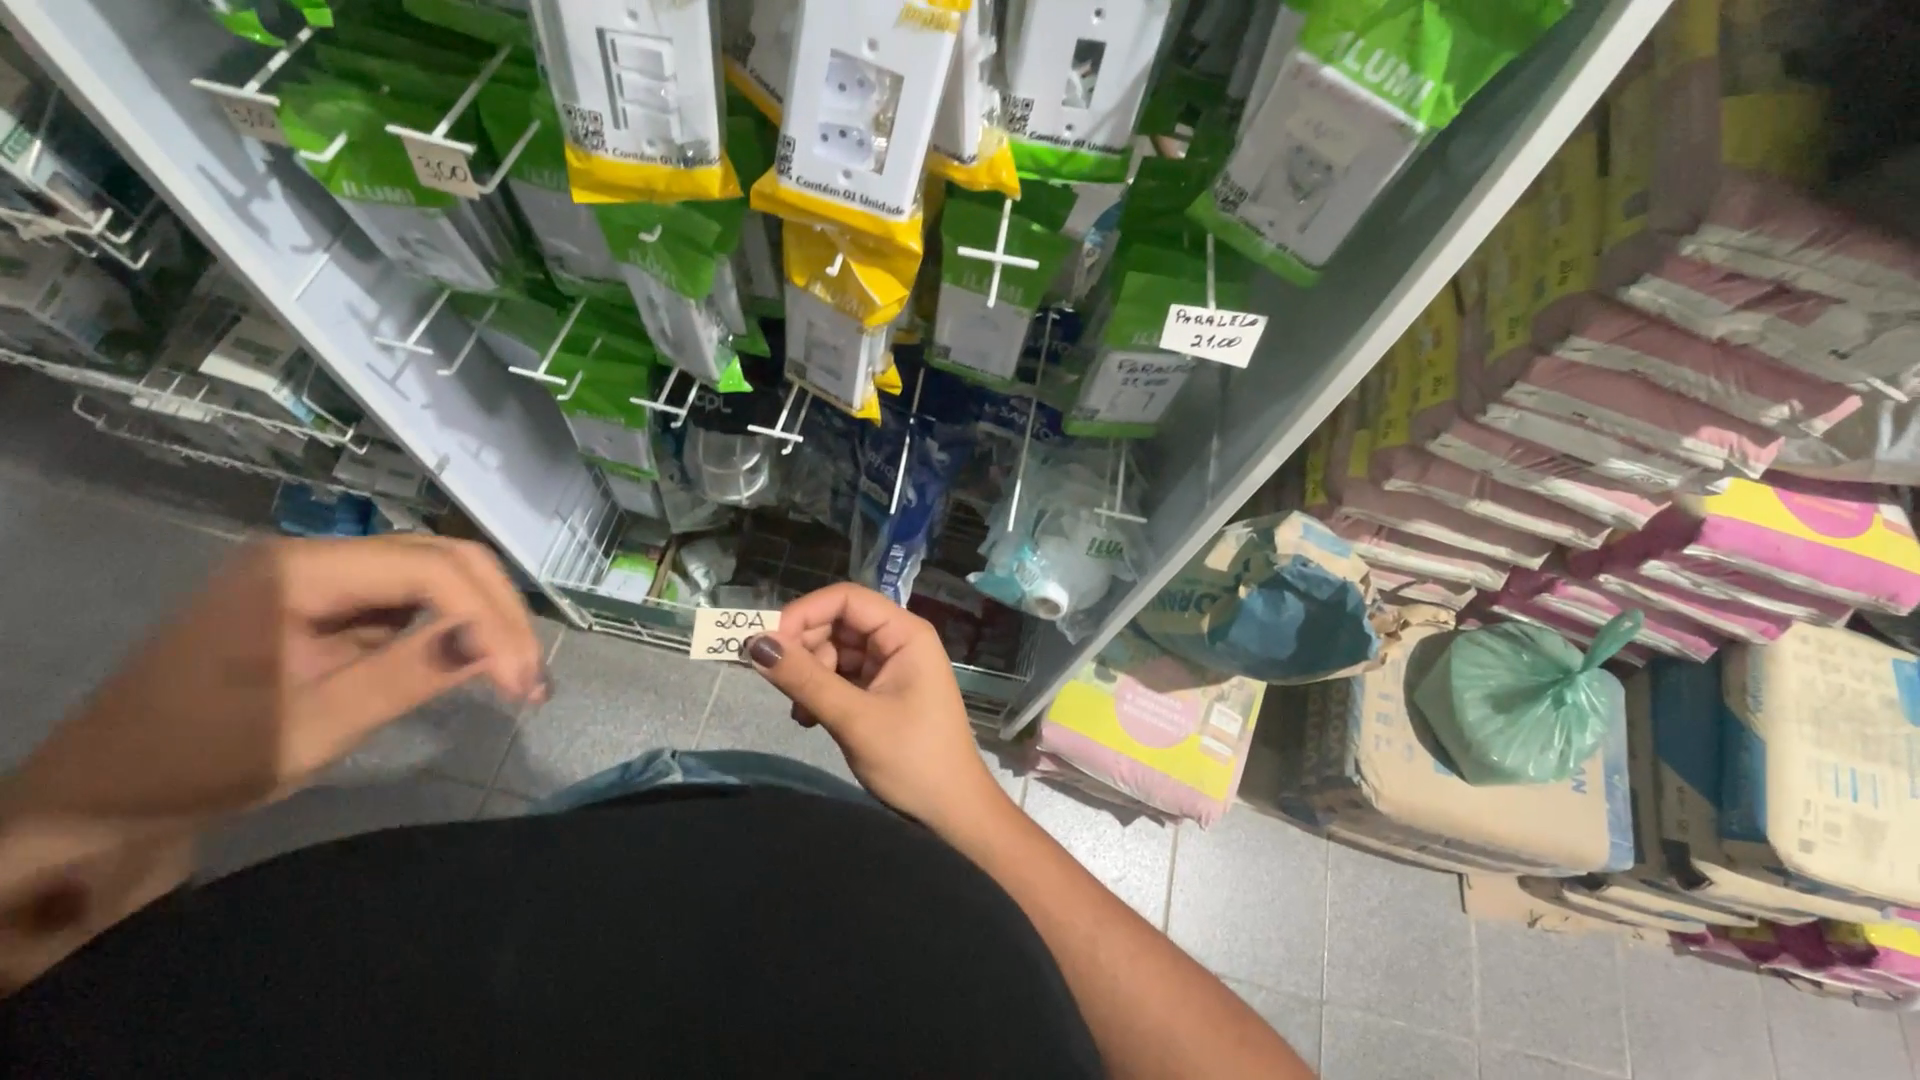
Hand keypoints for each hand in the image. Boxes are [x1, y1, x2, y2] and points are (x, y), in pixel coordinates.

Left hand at [1, 536, 546, 822]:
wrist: (109, 797)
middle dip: (498, 614)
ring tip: (516, 674)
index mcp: (297, 570)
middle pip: (440, 559)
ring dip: (484, 619)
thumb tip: (497, 642)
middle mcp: (312, 557)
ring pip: (433, 576)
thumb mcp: (316, 725)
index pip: (429, 569)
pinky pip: (408, 603)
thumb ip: (409, 673)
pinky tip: (476, 662)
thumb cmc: (203, 762)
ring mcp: (319, 580)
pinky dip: (453, 629)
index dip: (491, 619)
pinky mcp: (326, 608)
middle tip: (531, 680)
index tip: (525, 686)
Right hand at [745, 583, 1008, 827]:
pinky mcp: (880, 694)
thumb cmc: (912, 759)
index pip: (845, 598)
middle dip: (804, 650)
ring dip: (809, 676)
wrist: (951, 813)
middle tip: (780, 683)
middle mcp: (898, 642)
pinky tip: (811, 721)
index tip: (766, 644)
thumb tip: (754, 644)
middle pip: (836, 623)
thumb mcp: (853, 718)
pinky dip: (819, 694)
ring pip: (833, 652)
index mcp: (905, 634)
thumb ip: (805, 679)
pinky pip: (839, 678)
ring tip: (802, 713)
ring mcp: (889, 668)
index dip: (803, 613)